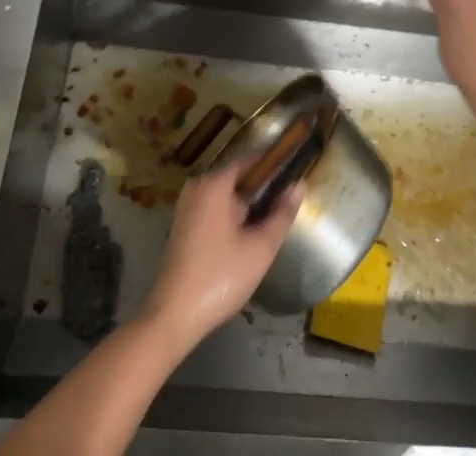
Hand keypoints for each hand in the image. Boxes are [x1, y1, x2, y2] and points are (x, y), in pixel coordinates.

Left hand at [140, 163, 301, 343]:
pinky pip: (213, 211)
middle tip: (284, 213)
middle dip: (261, 193)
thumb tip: (300, 185)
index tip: (294, 178)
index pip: (250, 162)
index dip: (274, 168)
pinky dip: (231, 220)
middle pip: (237, 180)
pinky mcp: (182, 226)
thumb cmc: (221, 276)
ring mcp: (186, 207)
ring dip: (247, 210)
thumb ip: (282, 214)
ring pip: (226, 199)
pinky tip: (244, 242)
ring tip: (268, 231)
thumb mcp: (261, 247)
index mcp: (213, 185)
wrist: (175, 314)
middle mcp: (196, 188)